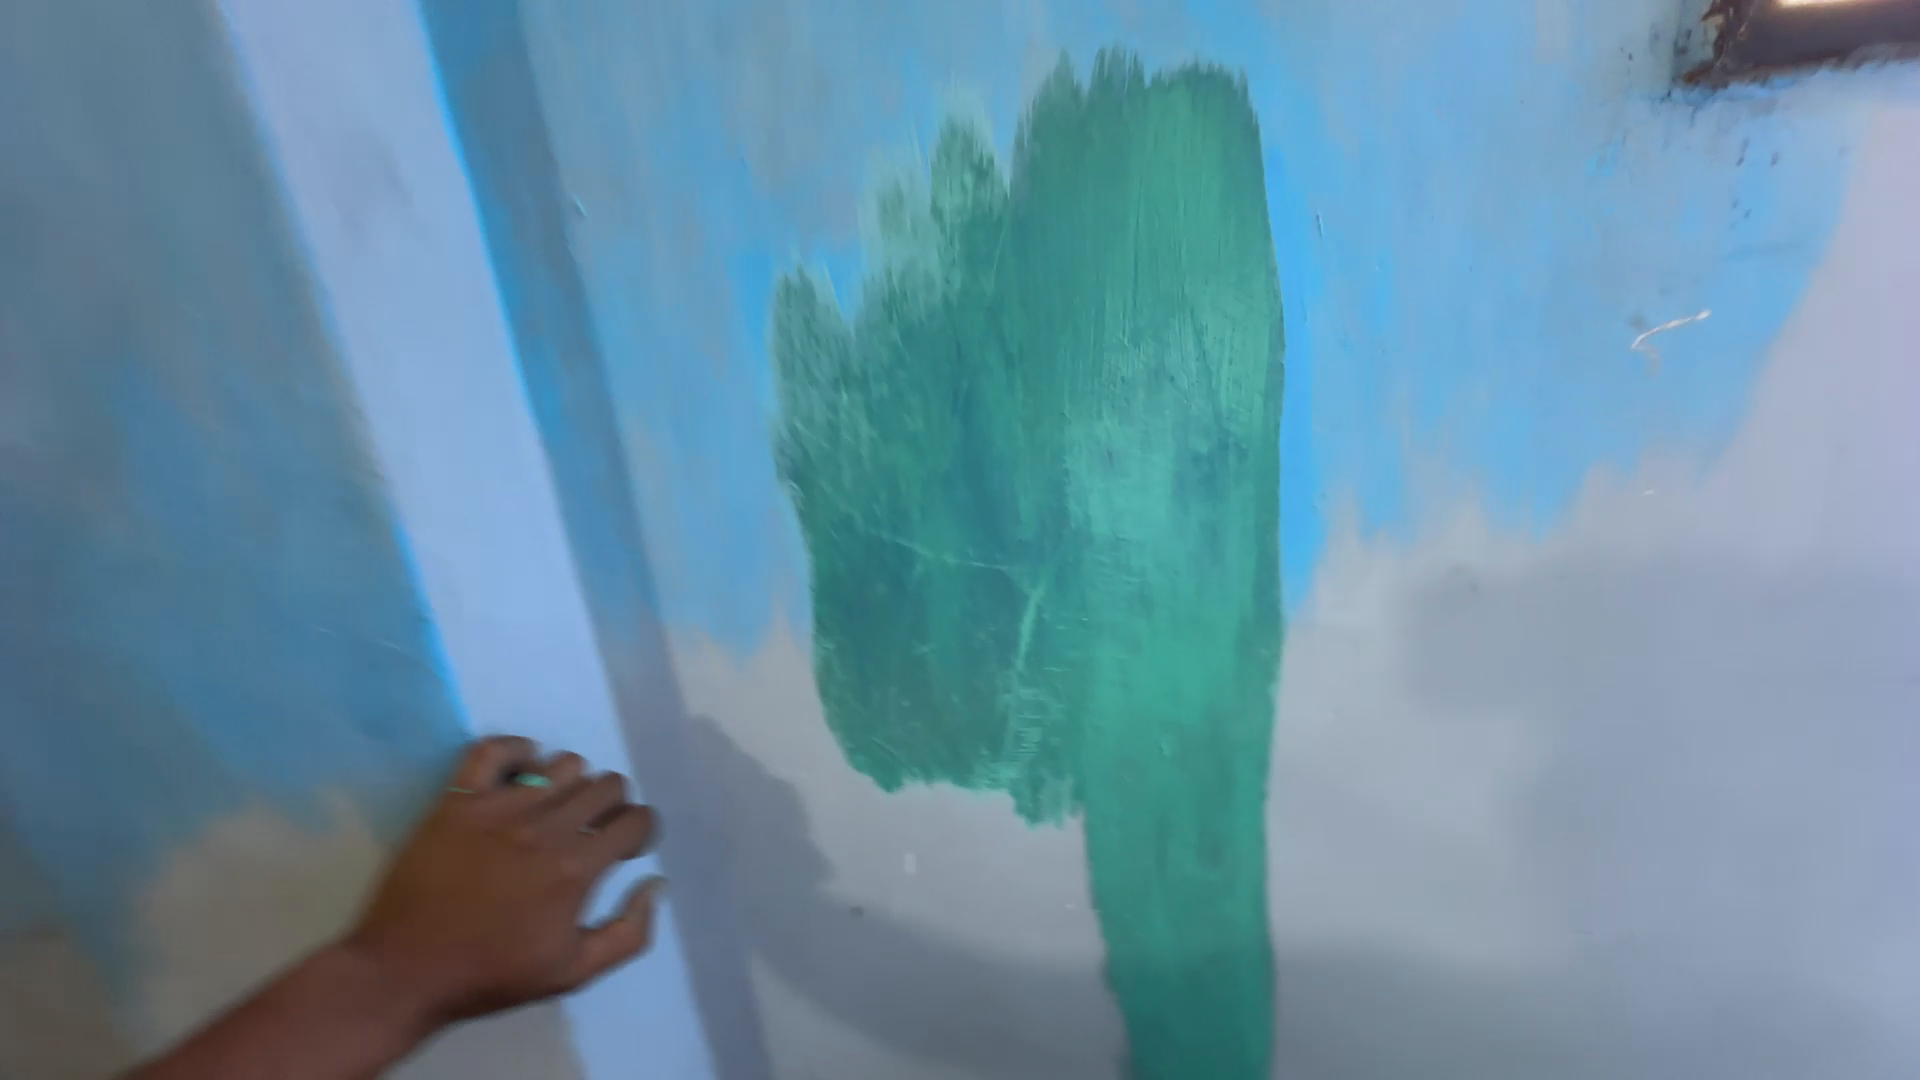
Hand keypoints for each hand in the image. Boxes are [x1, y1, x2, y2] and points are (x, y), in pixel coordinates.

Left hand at [341, 736, 664, 1030]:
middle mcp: (546, 827)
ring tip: (553, 810)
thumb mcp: (572, 973)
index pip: (637, 819)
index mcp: (576, 867)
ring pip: (566, 763)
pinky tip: (520, 772)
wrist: (398, 976)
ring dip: (571, 784)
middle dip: (611, 808)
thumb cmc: (489, 973)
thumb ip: (629, 933)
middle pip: (608, 784)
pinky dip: (517, 751)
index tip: (621, 851)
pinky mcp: (459, 800)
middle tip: (589, 833)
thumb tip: (655, 884)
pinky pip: (494, 748)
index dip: (638, 834)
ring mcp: (501, 807)